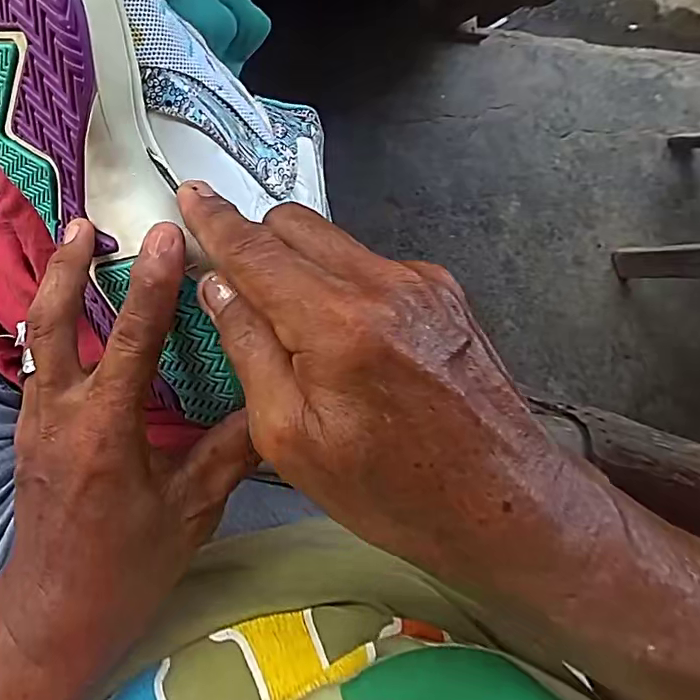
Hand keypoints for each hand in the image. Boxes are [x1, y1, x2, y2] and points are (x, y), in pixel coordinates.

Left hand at [0, 216, 256, 693]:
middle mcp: (59, 411)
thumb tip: (269, 397)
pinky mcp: (26, 425)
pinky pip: (35, 357)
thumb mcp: (190, 510)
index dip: (151, 282)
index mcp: (105, 429)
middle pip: (51, 320)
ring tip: (71, 243)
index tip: (165, 234)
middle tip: (84, 220)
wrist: (53, 612)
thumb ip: (230, 448)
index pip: (132, 339)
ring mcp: (33, 416)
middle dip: (66, 265)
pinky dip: (51, 321)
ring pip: (34, 334)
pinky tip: (69, 307)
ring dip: (53, 285)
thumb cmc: (126, 565)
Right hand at [176, 181, 594, 573]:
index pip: (255, 250)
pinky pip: (365, 260)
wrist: (507, 504)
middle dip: (256, 241)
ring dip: (296, 261)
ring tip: (297, 322)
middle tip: (238, 282)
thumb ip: (248, 347)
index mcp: (336, 324)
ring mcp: (418, 280)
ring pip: (330, 237)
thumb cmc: (392, 489)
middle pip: (293, 222)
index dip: (215, 220)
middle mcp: (380, 284)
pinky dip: (338, 280)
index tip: (192, 195)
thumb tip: (218, 287)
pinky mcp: (440, 287)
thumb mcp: (290, 437)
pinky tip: (349, 335)